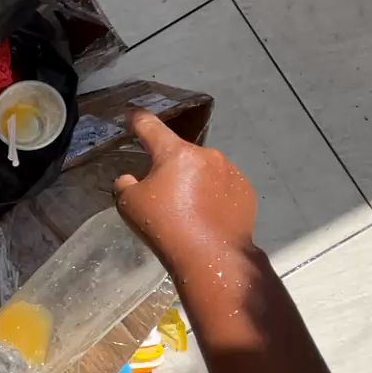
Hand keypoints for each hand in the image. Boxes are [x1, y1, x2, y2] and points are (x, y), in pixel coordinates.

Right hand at [113, 109, 258, 275]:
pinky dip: (210, 195)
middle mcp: (207, 155)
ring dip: (190, 181)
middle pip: (178, 154)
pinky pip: (220, 185)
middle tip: (158, 194)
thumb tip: (133, 178)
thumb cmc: (165, 226)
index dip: (138, 120)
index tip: (133, 116)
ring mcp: (230, 172)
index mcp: (176, 153)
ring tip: (184, 210)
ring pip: (201, 170)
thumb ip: (125, 184)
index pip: (151, 127)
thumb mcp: (128, 204)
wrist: (212, 256)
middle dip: (167, 167)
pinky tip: (204, 216)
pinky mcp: (245, 191)